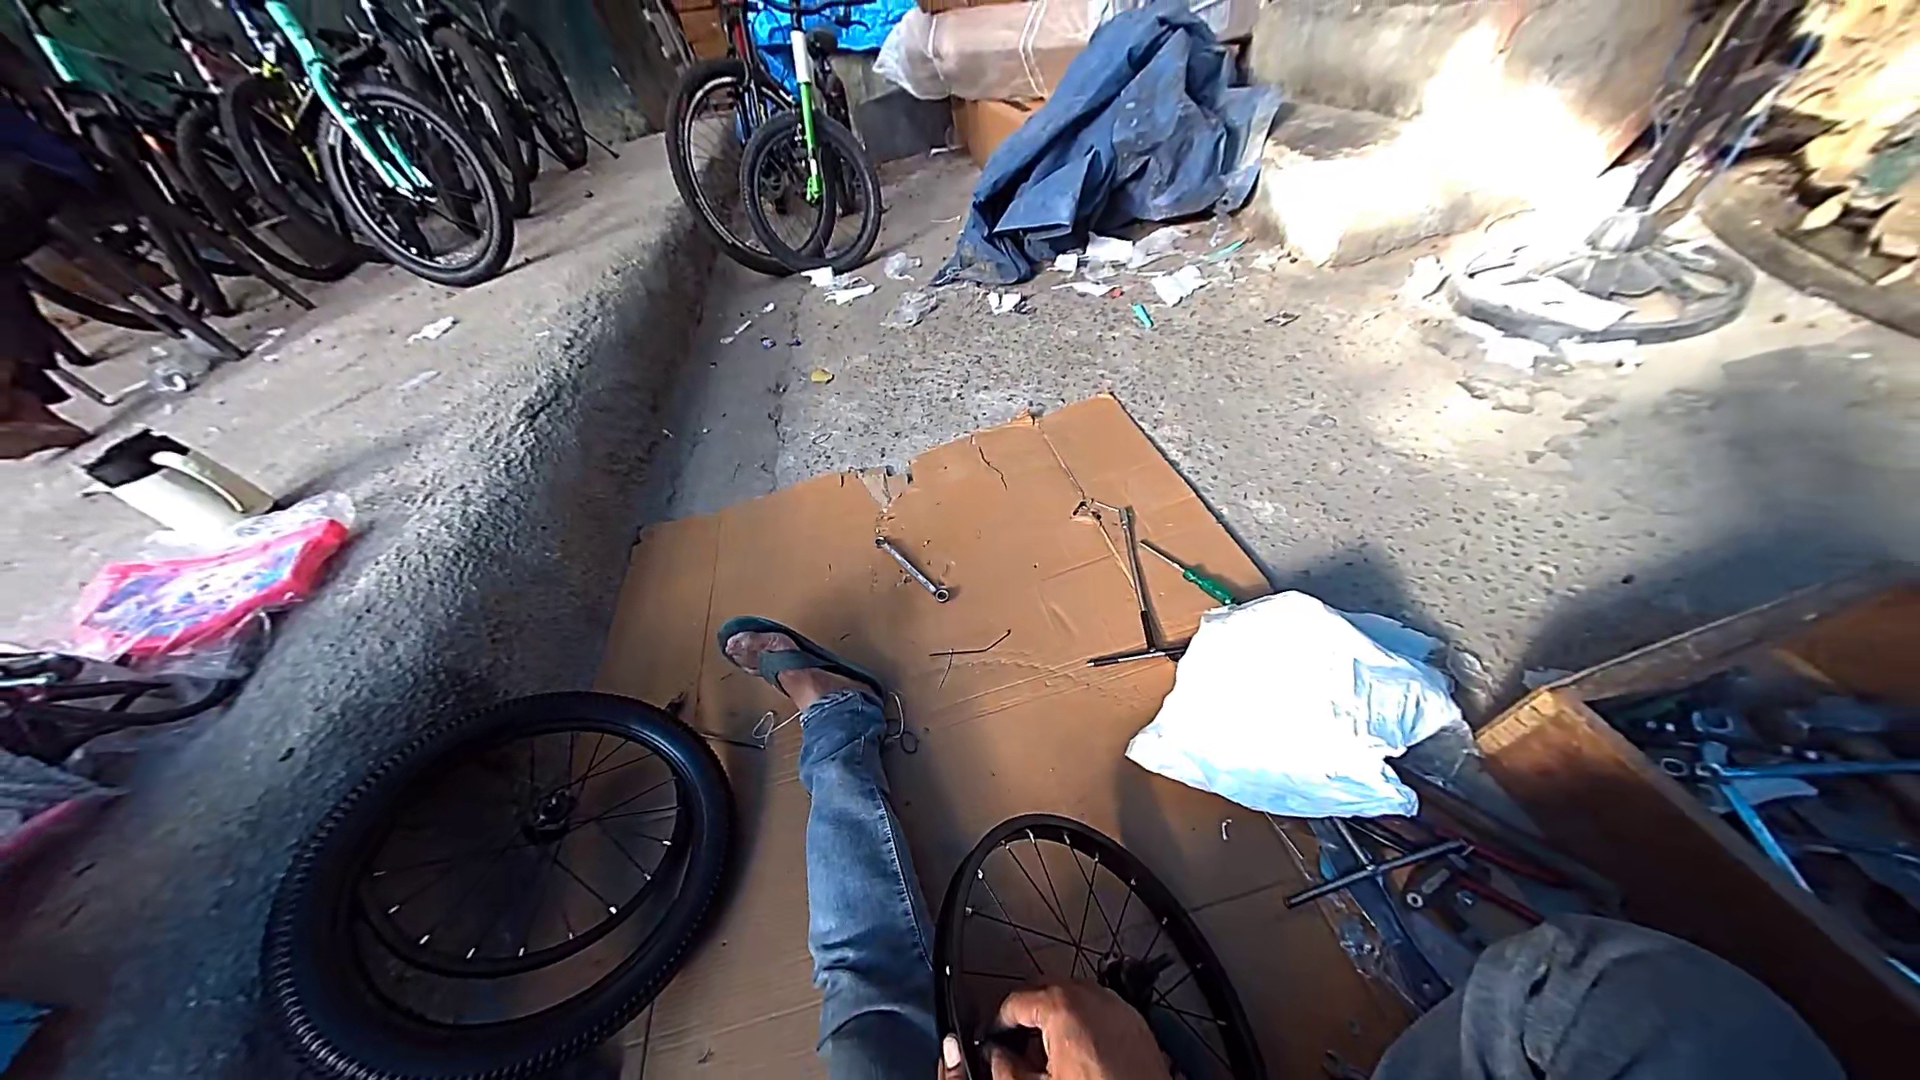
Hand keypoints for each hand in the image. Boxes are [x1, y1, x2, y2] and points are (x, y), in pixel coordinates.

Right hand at [985, 984, 1171, 1079]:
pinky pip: (1099, 1009)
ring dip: (1057, 1016)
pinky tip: (1084, 1056)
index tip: (997, 1040)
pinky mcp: (1134, 1020)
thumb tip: (998, 1059)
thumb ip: (1009, 1073)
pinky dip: (1085, 1022)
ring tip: (1054, 1056)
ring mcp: (1114, 1004)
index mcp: (1060, 1005)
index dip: (1000, 1023)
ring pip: (1073, 996)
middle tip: (1021, 1047)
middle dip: (1029, 1015)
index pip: (1015, 1001)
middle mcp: (1088, 994)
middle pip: (1044, 990)